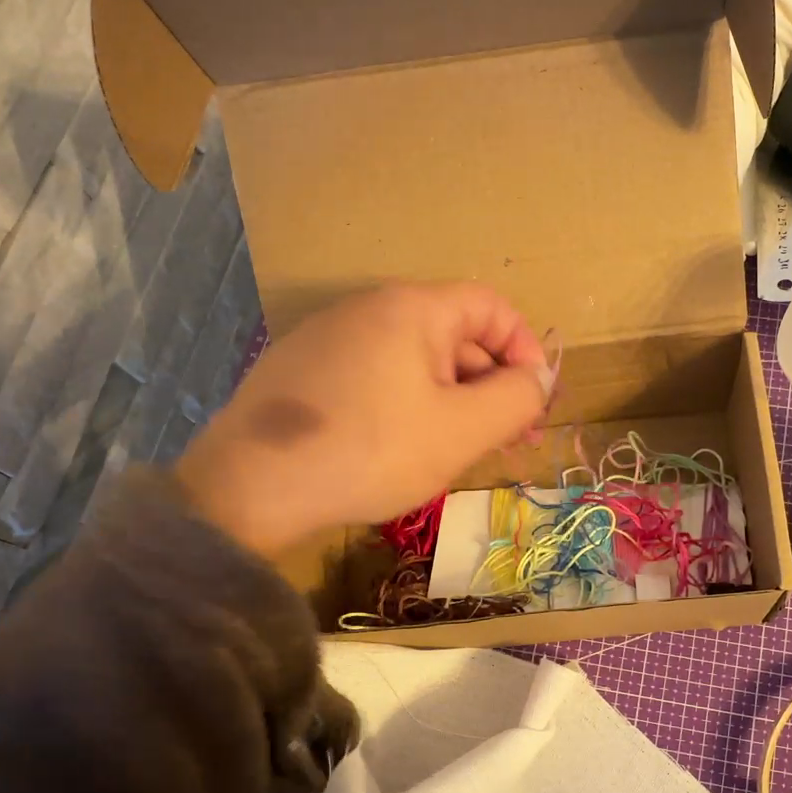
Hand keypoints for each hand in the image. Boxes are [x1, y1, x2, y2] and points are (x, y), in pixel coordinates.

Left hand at [174, 283, 547, 558]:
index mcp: (412, 308)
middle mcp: (367, 307)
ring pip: (412, 359)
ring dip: (447, 398)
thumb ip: (516, 400)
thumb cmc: (371, 451)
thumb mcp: (461, 431)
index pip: (491, 306)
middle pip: (452, 333)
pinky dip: (403, 403)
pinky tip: (396, 449)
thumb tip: (541, 377)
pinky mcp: (300, 370)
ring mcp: (327, 336)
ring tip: (451, 450)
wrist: (250, 486)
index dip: (525, 349)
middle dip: (487, 383)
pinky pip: (373, 375)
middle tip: (499, 439)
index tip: (532, 401)